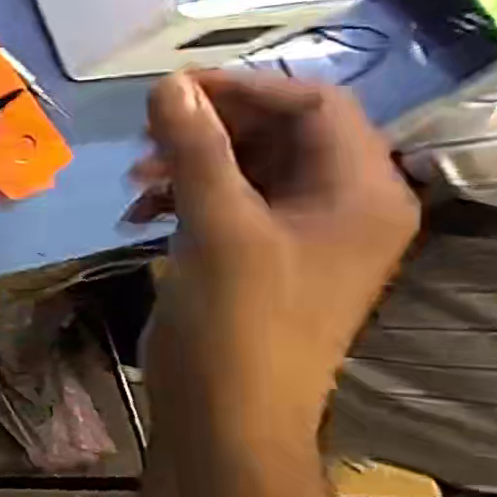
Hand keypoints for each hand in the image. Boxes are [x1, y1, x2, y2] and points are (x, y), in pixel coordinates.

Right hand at [130, 71, 416, 431]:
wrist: (226, 412)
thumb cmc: (238, 320)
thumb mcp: (217, 226)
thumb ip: (195, 149)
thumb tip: (167, 84)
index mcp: (359, 192)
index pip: (315, 106)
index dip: (244, 89)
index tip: (172, 90)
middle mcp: (338, 204)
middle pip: (276, 133)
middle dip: (207, 127)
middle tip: (145, 135)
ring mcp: (295, 231)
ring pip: (243, 165)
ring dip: (186, 161)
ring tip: (136, 180)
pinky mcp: (255, 253)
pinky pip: (223, 199)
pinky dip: (180, 194)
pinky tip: (140, 210)